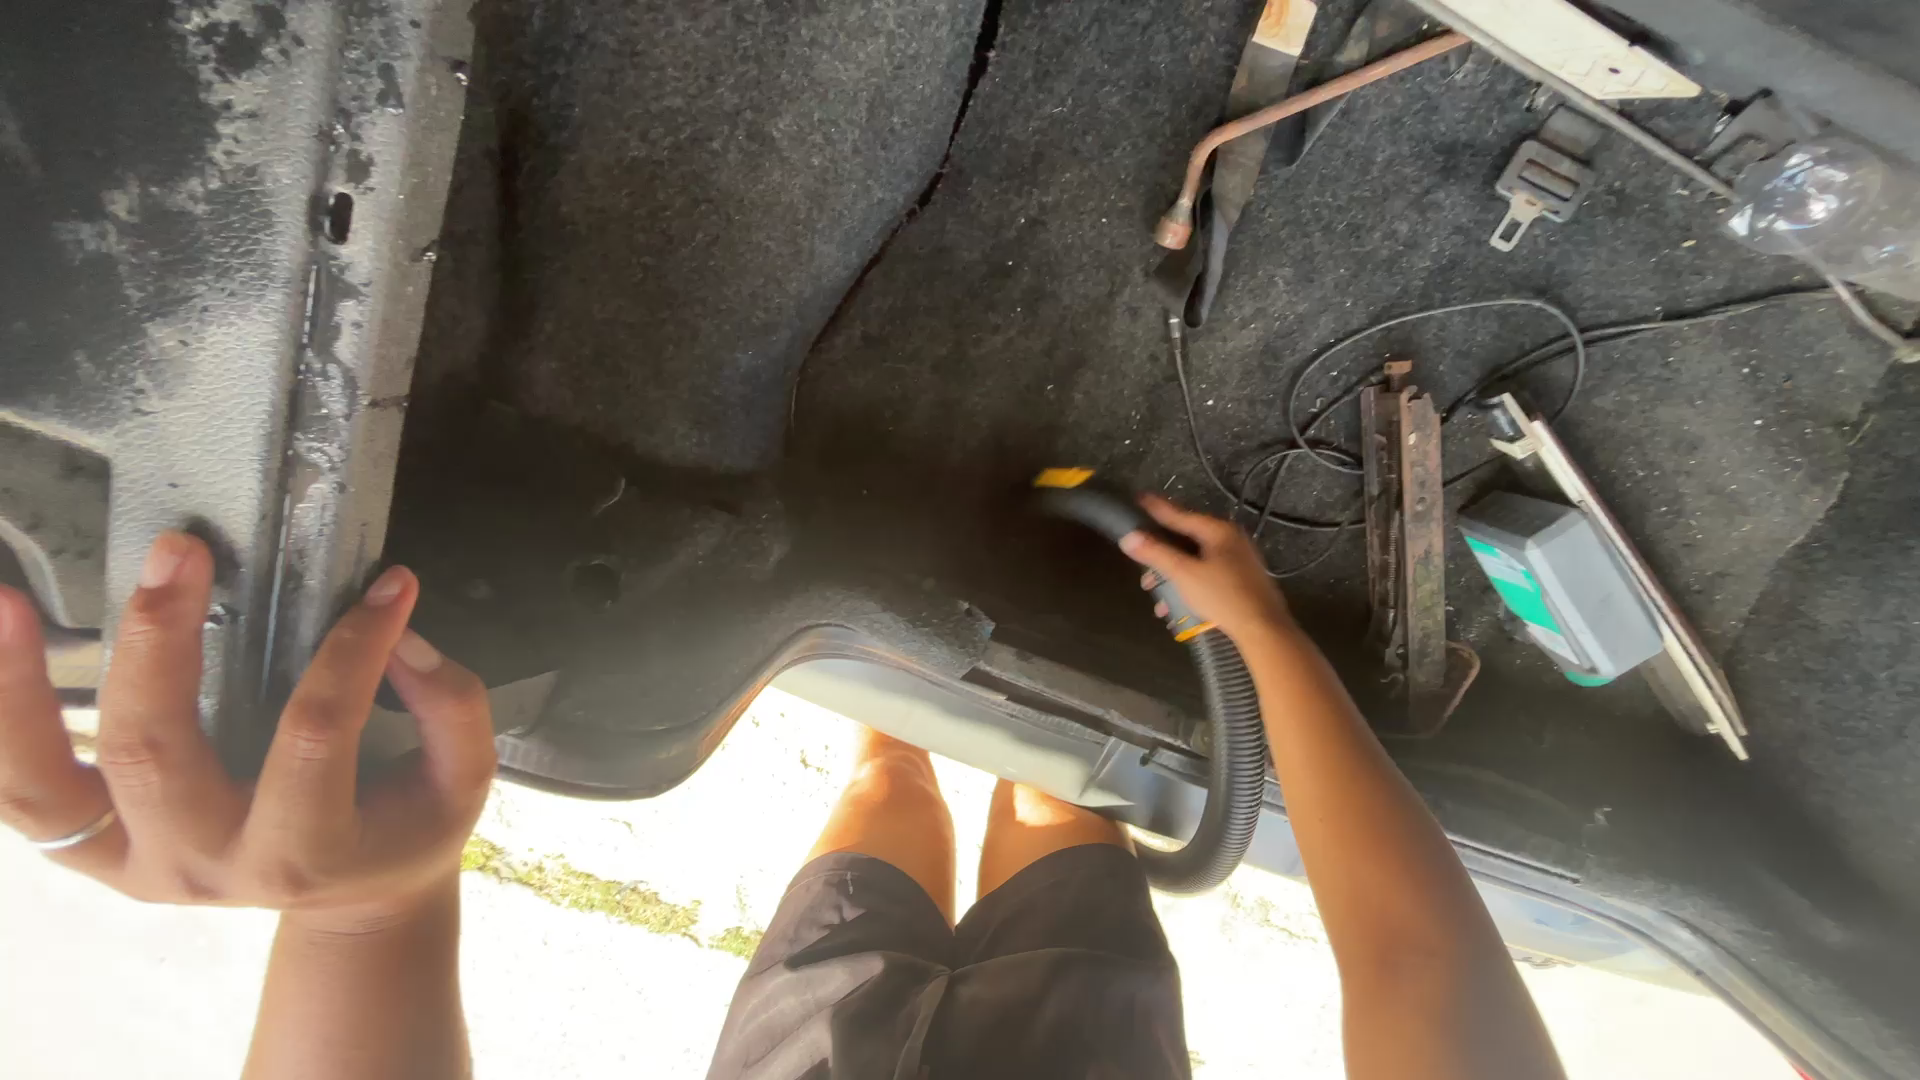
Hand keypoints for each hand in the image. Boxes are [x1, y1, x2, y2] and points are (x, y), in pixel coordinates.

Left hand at [0, 531, 495, 931]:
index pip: (316, 729)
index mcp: (309, 849)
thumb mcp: (465, 775)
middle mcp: (206, 863)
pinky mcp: (101, 855)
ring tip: (10, 604)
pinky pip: (28, 797)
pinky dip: (5, 726)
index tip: (391, 587)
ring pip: (46, 784)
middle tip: (183, 554)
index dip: (355, 648)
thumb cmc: (417, 829)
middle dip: (163, 639)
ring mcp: (137, 865)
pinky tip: (7, 648)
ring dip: (17, 691)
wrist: (359, 899)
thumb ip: (450, 705)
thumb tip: (399, 636)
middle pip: (158, 747)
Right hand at [1118, 494, 1294, 645]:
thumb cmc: (1223, 596)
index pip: (1180, 515)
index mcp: (1218, 531)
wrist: (1263, 629)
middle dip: (1161, 554)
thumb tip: (1129, 538)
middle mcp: (1231, 540)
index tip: (1139, 497)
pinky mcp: (1242, 580)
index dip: (1157, 508)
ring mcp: (1239, 560)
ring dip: (1173, 575)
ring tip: (1156, 592)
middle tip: (1143, 563)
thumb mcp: (1184, 574)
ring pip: (1196, 560)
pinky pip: (1207, 574)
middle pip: (1187, 539)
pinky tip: (1176, 604)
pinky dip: (1189, 584)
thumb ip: (1156, 554)